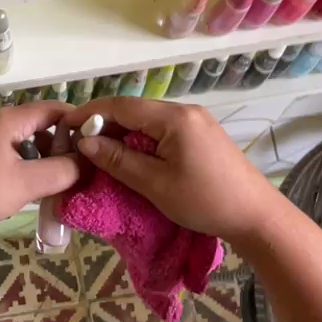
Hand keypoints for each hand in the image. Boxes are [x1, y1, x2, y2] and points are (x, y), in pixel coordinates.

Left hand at [0, 101, 81, 236]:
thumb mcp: (27, 184)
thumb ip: (62, 171)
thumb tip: (86, 162)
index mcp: (7, 119)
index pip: (53, 109)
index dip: (78, 123)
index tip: (96, 143)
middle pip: (37, 124)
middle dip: (60, 145)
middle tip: (76, 168)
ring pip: (21, 139)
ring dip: (40, 157)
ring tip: (54, 181)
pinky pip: (5, 150)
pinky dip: (21, 162)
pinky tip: (26, 185)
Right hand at [59, 97, 286, 241]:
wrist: (256, 216)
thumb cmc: (204, 201)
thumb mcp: (155, 183)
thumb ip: (118, 159)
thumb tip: (86, 142)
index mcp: (174, 117)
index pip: (121, 105)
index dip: (90, 113)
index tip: (65, 127)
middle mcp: (186, 111)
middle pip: (134, 109)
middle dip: (104, 123)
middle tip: (79, 145)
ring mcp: (196, 122)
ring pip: (148, 120)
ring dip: (122, 133)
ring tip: (100, 153)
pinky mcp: (202, 135)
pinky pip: (162, 130)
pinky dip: (141, 140)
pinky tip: (130, 157)